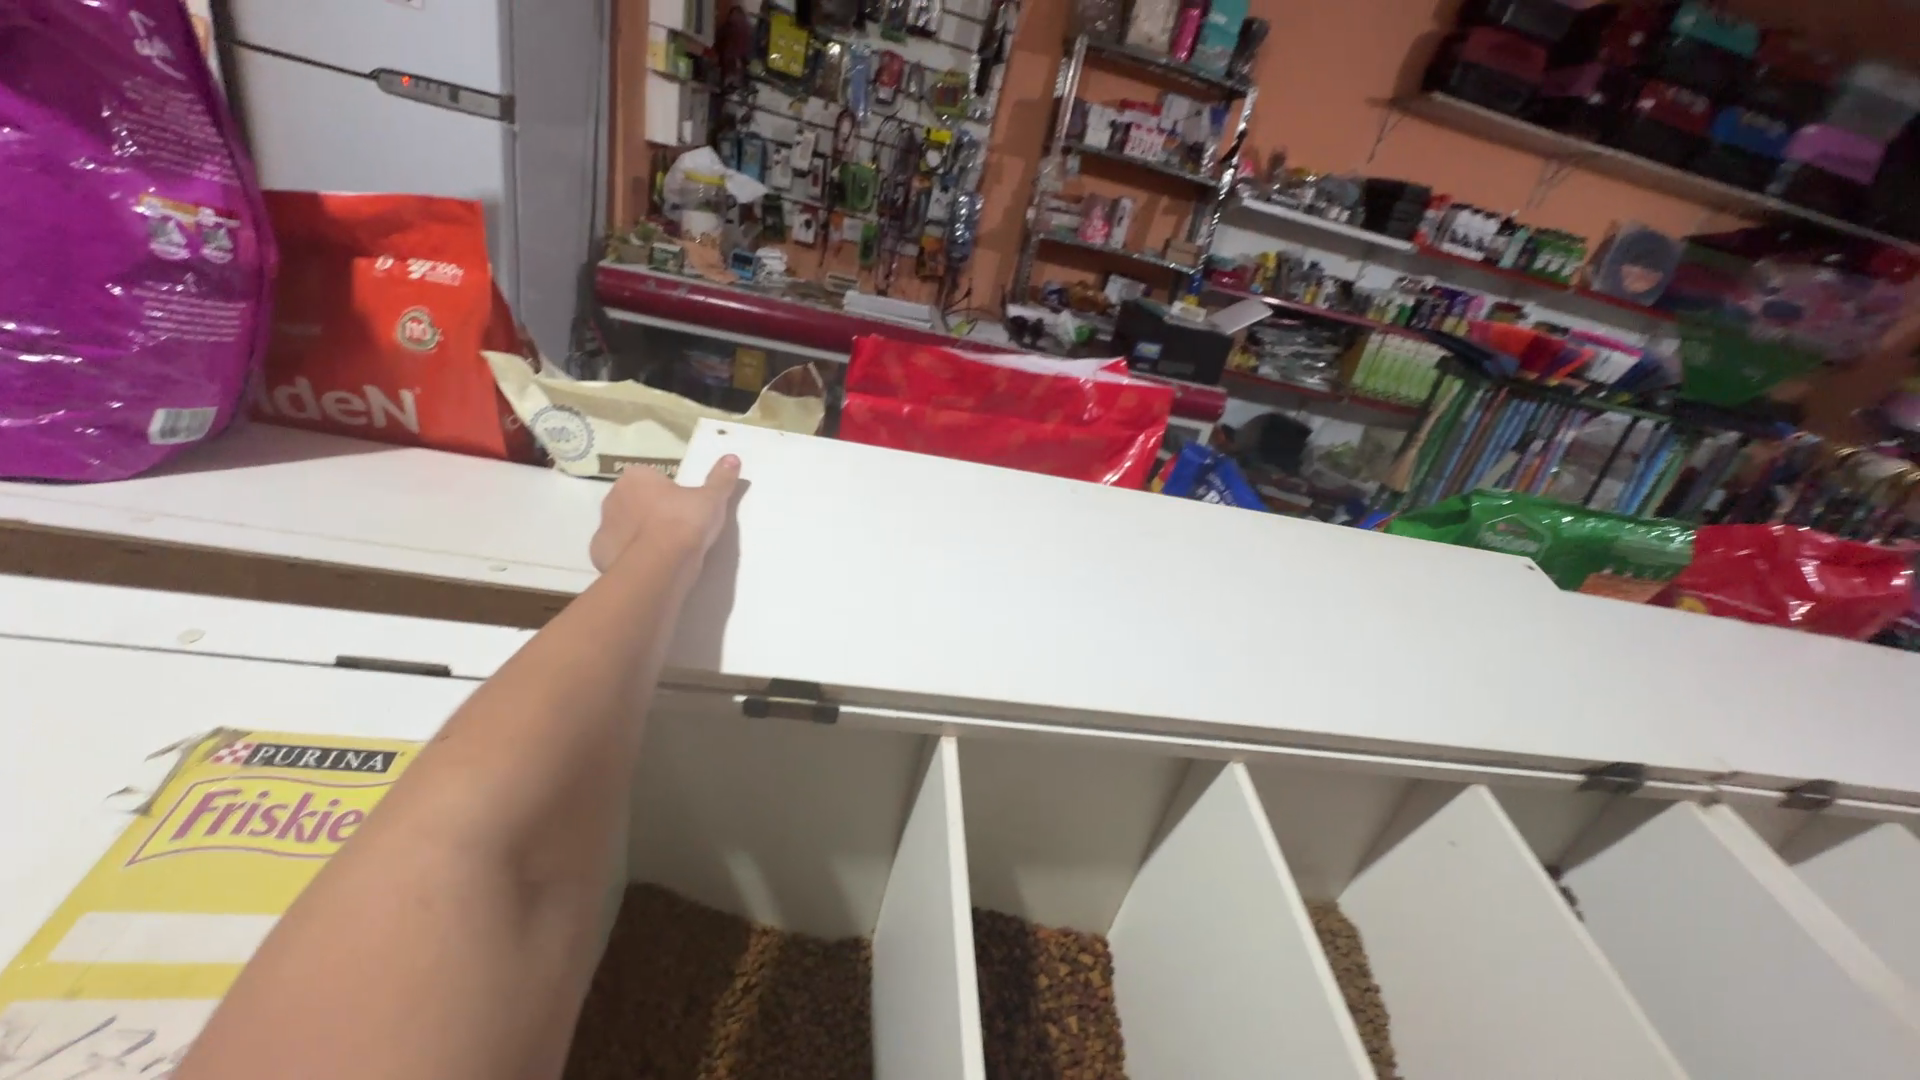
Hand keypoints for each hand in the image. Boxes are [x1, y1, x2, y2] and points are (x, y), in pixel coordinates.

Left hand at [589, 455, 741, 572]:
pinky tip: (649, 564)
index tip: (683, 507)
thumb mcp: (712, 499)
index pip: (650, 479)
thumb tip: (732, 457)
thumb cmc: (685, 522)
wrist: (661, 564)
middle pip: (634, 501)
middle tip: (676, 528)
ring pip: (623, 526)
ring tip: (665, 549)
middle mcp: (613, 498)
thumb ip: (720, 479)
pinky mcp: (600, 553)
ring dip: (639, 534)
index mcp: (636, 478)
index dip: (667, 493)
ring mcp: (603, 526)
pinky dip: (630, 556)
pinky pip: (617, 551)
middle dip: (650, 511)